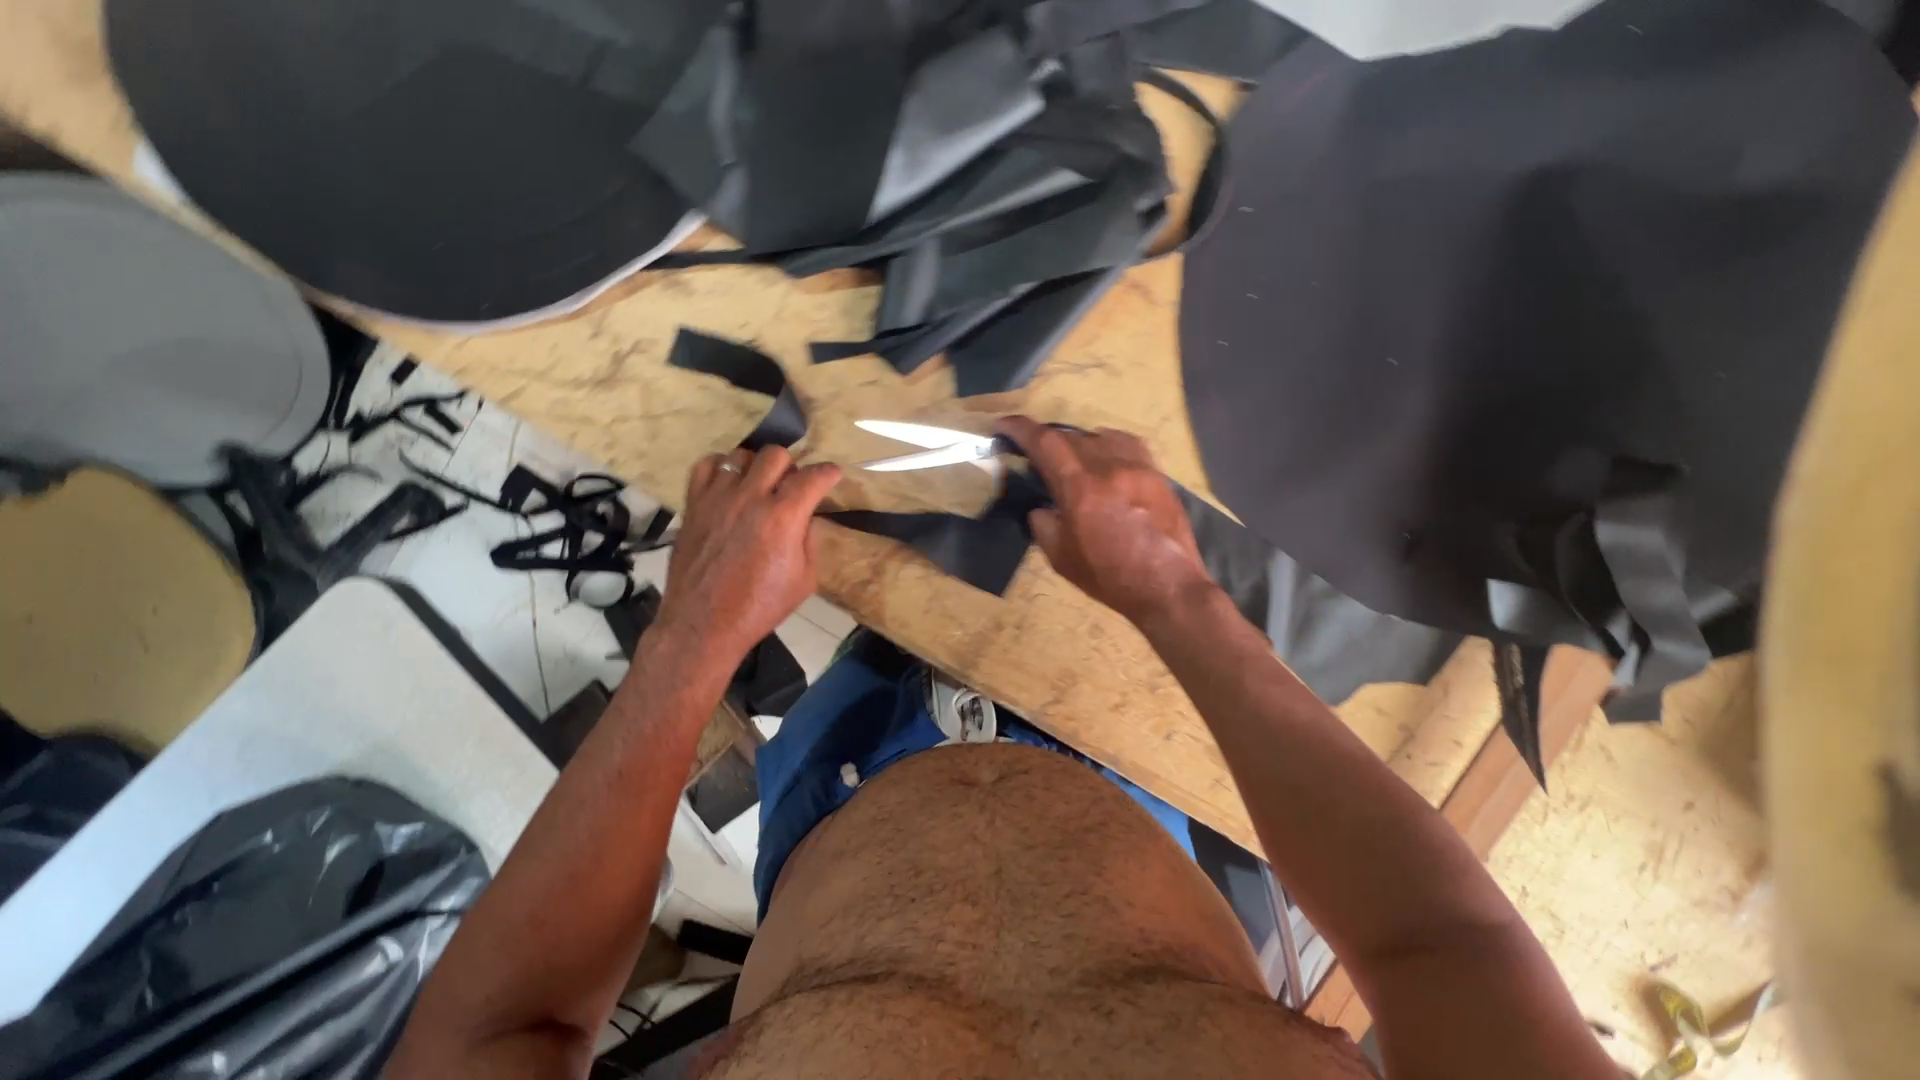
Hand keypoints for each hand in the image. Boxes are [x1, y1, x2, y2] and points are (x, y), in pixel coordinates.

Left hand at [655, 446, 842, 663]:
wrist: (704, 624)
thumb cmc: (759, 607)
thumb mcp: (804, 580)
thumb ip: (808, 541)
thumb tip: (805, 517)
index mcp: (783, 518)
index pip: (813, 476)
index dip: (828, 473)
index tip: (832, 475)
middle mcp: (750, 498)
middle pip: (776, 454)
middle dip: (791, 467)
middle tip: (790, 487)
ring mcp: (718, 498)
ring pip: (741, 455)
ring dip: (756, 468)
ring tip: (757, 487)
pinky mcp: (694, 504)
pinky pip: (707, 465)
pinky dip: (721, 469)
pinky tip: (728, 486)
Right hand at [997, 416, 1215, 626]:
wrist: (1167, 586)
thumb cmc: (1109, 576)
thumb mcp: (1060, 557)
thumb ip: (1043, 524)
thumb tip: (1040, 506)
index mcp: (1080, 487)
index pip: (1044, 442)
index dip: (1019, 428)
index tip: (1003, 425)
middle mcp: (1108, 467)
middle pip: (1070, 436)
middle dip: (1047, 441)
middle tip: (1035, 455)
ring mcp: (1137, 466)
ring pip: (1099, 436)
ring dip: (1077, 443)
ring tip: (1071, 461)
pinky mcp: (1157, 473)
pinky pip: (1127, 444)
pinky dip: (1108, 445)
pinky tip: (1106, 460)